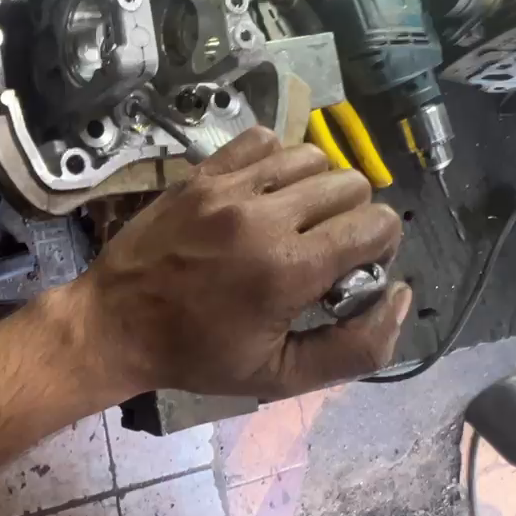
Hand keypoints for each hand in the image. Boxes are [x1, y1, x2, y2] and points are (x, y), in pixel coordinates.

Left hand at [70, 125, 409, 397]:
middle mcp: (261, 217)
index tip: (344, 272)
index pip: (378, 223)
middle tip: (316, 249)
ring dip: (314, 187)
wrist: (112, 325)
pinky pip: (260, 139)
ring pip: (310, 156)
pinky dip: (273, 160)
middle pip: (351, 183)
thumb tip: (403, 296)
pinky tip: (260, 193)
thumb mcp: (280, 376)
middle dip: (348, 217)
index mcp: (288, 269)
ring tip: (289, 220)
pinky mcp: (198, 176)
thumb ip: (357, 347)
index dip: (374, 249)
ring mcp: (225, 190)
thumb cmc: (195, 355)